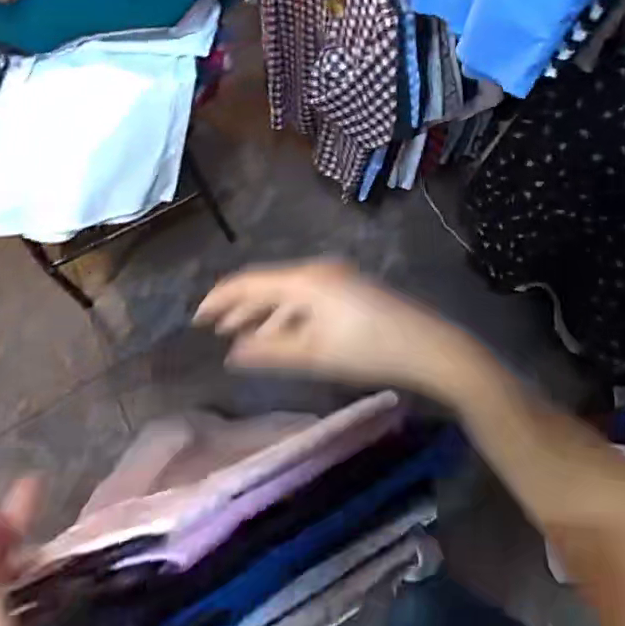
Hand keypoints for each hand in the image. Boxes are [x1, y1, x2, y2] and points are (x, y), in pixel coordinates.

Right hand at [193, 258, 488, 400]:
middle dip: (239, 307)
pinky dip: (286, 315)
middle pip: (268, 284)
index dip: (220, 299)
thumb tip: (232, 352)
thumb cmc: (367, 350)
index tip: (196, 318)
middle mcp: (317, 270)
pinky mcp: (349, 289)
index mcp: (305, 280)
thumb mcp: (313, 355)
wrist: (427, 345)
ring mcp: (336, 277)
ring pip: (287, 292)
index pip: (250, 282)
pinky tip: (278, 335)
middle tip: (212, 328)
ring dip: (262, 313)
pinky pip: (305, 298)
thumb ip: (269, 352)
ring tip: (238, 335)